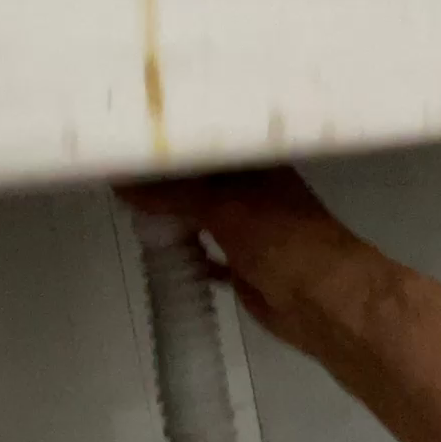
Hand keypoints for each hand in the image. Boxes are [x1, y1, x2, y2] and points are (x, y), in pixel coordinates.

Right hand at [118, 169, 378, 364]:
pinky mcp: (239, 265)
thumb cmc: (280, 239)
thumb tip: (121, 180)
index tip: (130, 140)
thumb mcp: (223, 206)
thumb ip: (174, 193)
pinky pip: (202, 253)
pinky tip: (154, 246)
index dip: (170, 145)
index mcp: (255, 165)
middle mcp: (250, 192)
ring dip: (171, 216)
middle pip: (198, 182)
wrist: (322, 301)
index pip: (204, 146)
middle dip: (164, 182)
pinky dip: (182, 251)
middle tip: (119, 173)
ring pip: (198, 216)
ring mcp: (246, 229)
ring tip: (128, 206)